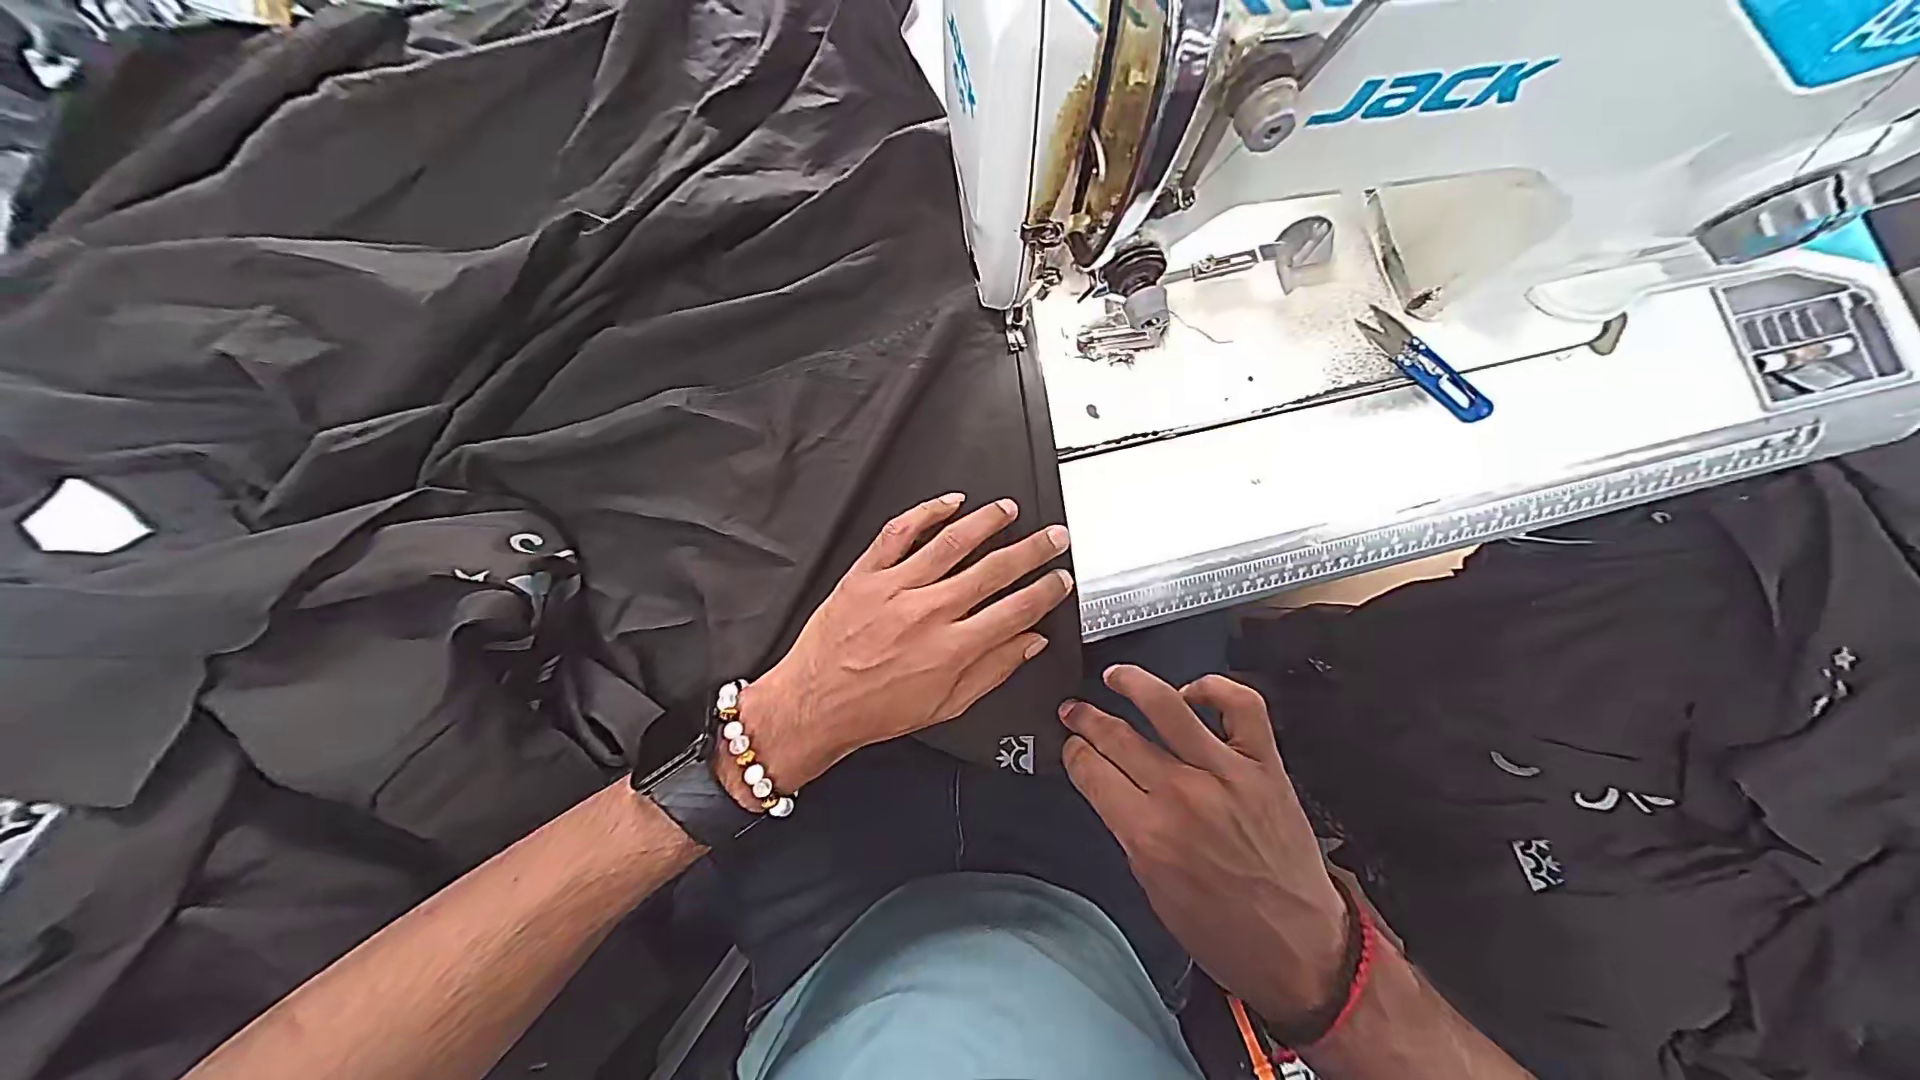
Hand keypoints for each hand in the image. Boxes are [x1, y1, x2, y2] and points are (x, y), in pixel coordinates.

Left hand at [731, 493, 1072, 799]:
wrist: (814, 704)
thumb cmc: (874, 709)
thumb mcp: (946, 705)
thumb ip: (993, 670)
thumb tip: (1029, 643)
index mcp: (952, 648)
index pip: (1016, 610)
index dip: (1046, 591)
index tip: (1059, 579)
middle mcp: (928, 613)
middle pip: (994, 569)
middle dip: (1032, 549)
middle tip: (1052, 536)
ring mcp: (895, 588)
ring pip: (952, 542)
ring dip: (987, 522)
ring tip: (1009, 510)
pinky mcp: (866, 574)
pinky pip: (900, 532)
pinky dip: (927, 512)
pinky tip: (949, 503)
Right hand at [1061, 667, 1347, 1026]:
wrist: (1300, 952)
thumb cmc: (1227, 931)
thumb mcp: (1152, 886)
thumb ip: (1125, 828)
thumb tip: (1104, 784)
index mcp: (1147, 833)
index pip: (1090, 768)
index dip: (1072, 750)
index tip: (1071, 744)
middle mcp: (1182, 796)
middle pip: (1116, 734)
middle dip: (1085, 717)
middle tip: (1075, 709)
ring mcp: (1226, 774)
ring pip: (1166, 706)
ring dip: (1131, 682)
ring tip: (1116, 676)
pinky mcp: (1264, 766)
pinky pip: (1240, 706)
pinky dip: (1214, 689)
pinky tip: (1193, 692)